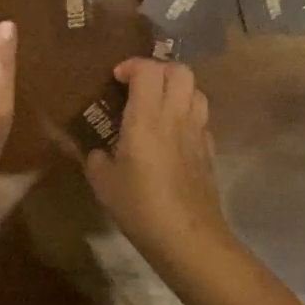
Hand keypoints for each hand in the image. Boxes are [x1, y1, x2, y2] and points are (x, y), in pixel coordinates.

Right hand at [83, 59, 232, 261]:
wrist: (189, 239)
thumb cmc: (141, 206)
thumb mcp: (104, 183)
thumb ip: (95, 159)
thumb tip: (96, 152)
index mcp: (147, 117)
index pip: (148, 70)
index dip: (132, 66)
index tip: (116, 79)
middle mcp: (176, 116)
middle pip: (180, 70)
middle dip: (159, 69)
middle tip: (139, 86)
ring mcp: (198, 132)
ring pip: (196, 90)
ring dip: (177, 88)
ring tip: (157, 105)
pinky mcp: (209, 150)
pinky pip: (201, 117)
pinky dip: (187, 114)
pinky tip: (172, 135)